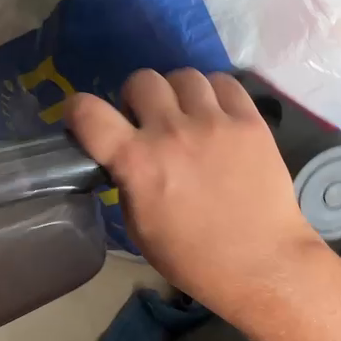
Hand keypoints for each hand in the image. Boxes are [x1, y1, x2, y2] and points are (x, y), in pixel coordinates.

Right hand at [68, 69, 331, 317]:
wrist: (263, 265)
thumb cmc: (194, 258)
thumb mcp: (139, 229)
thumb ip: (126, 183)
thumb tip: (122, 159)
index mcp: (137, 163)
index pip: (88, 112)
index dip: (78, 109)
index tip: (85, 118)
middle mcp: (171, 132)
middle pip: (141, 80)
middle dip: (136, 98)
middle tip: (147, 121)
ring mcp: (214, 122)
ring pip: (183, 76)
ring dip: (176, 93)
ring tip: (186, 115)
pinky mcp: (250, 121)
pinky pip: (224, 82)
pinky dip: (213, 93)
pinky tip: (216, 114)